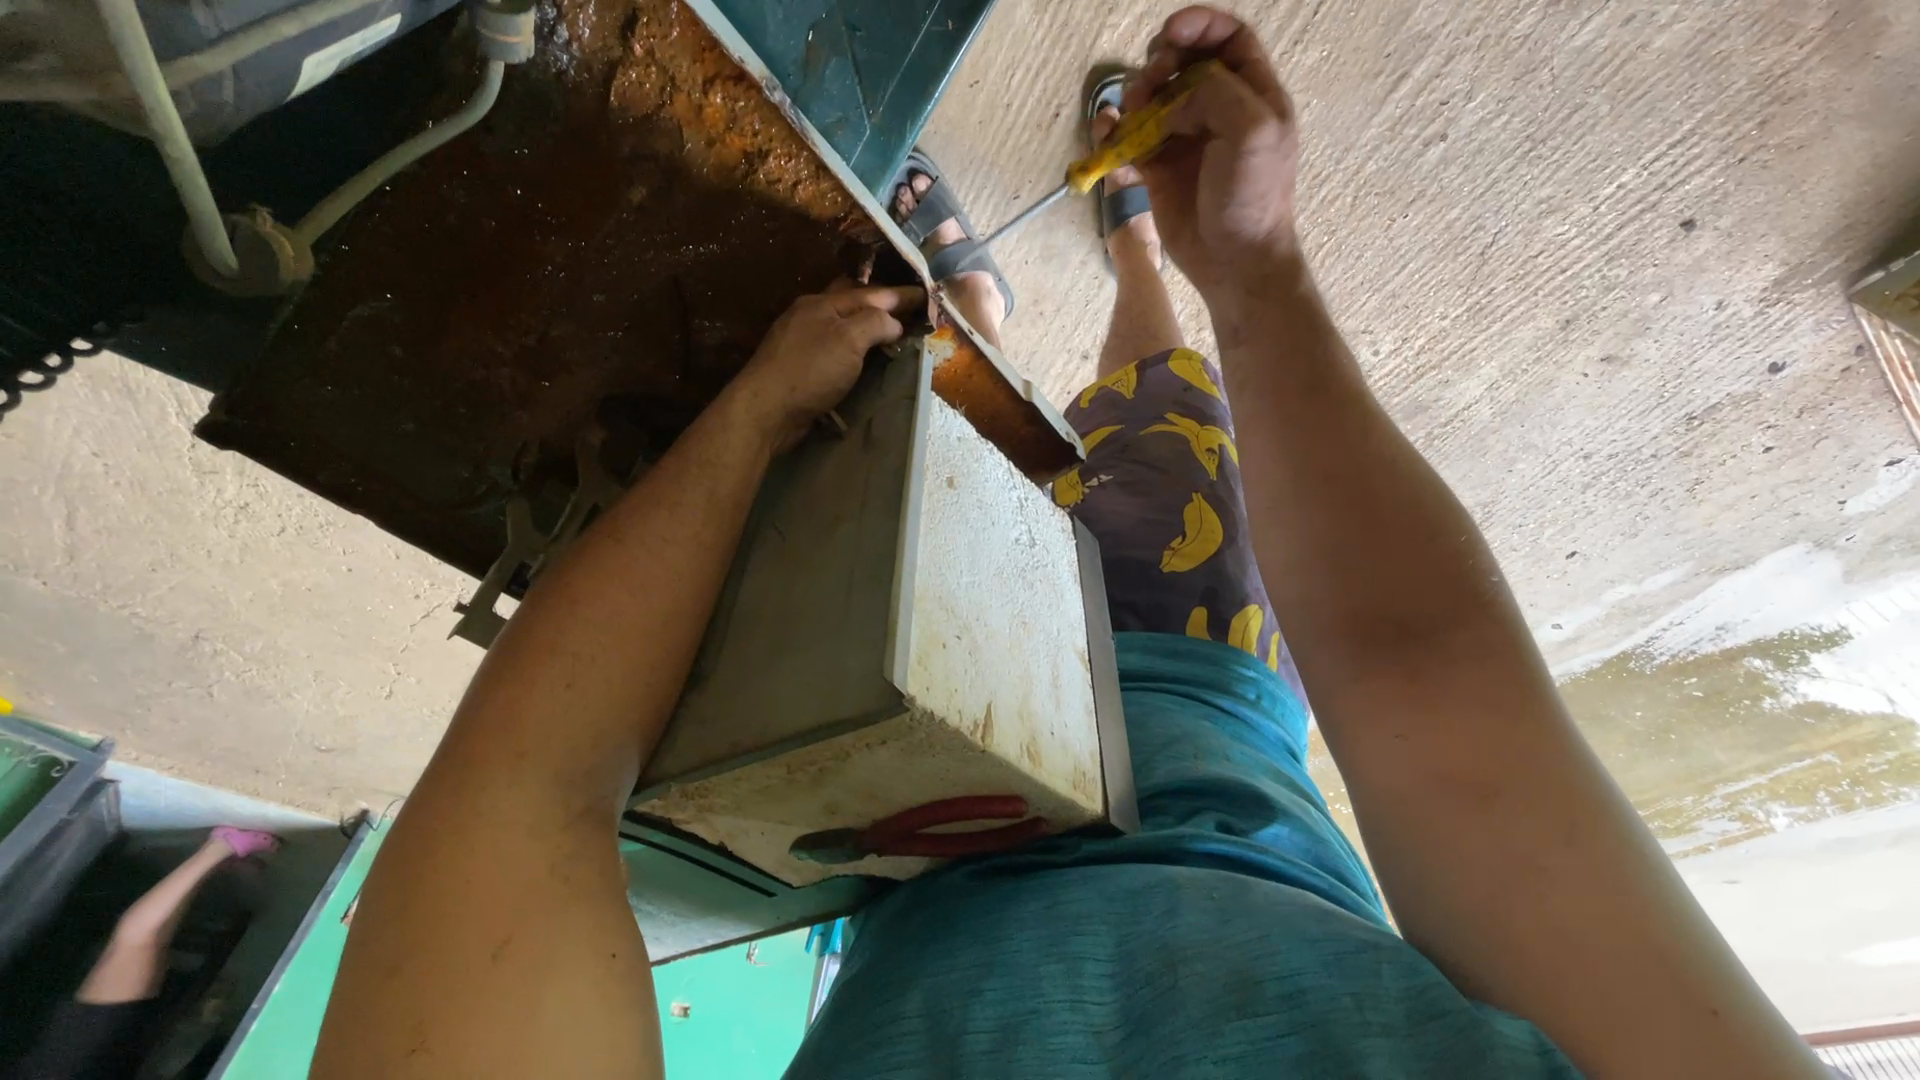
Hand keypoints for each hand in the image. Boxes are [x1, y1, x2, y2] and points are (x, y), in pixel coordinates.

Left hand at [721, 284, 923, 453]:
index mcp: (821, 303)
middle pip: (850, 303)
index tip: (926, 296)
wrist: (766, 411)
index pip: (869, 293)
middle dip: (878, 303)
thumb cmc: (810, 370)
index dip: (899, 295)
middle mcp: (809, 317)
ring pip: (841, 326)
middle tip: (905, 307)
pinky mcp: (798, 367)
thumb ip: (875, 323)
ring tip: (888, 330)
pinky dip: (852, 348)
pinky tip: (860, 357)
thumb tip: (894, 322)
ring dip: (864, 326)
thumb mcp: (849, 340)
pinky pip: (833, 349)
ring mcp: (800, 342)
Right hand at [1126, 7, 1300, 305]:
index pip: (1227, 39)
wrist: (1233, 260)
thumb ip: (1216, 91)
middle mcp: (1217, 111)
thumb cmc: (1252, 197)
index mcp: (1251, 94)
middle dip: (1160, 63)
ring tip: (1130, 115)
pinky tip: (1109, 138)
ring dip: (1135, 98)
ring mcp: (1184, 141)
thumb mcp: (1251, 131)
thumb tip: (1173, 96)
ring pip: (1151, 101)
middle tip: (1148, 84)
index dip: (1199, 24)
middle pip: (1182, 64)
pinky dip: (1114, 136)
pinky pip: (1130, 142)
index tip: (1170, 31)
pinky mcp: (1158, 171)